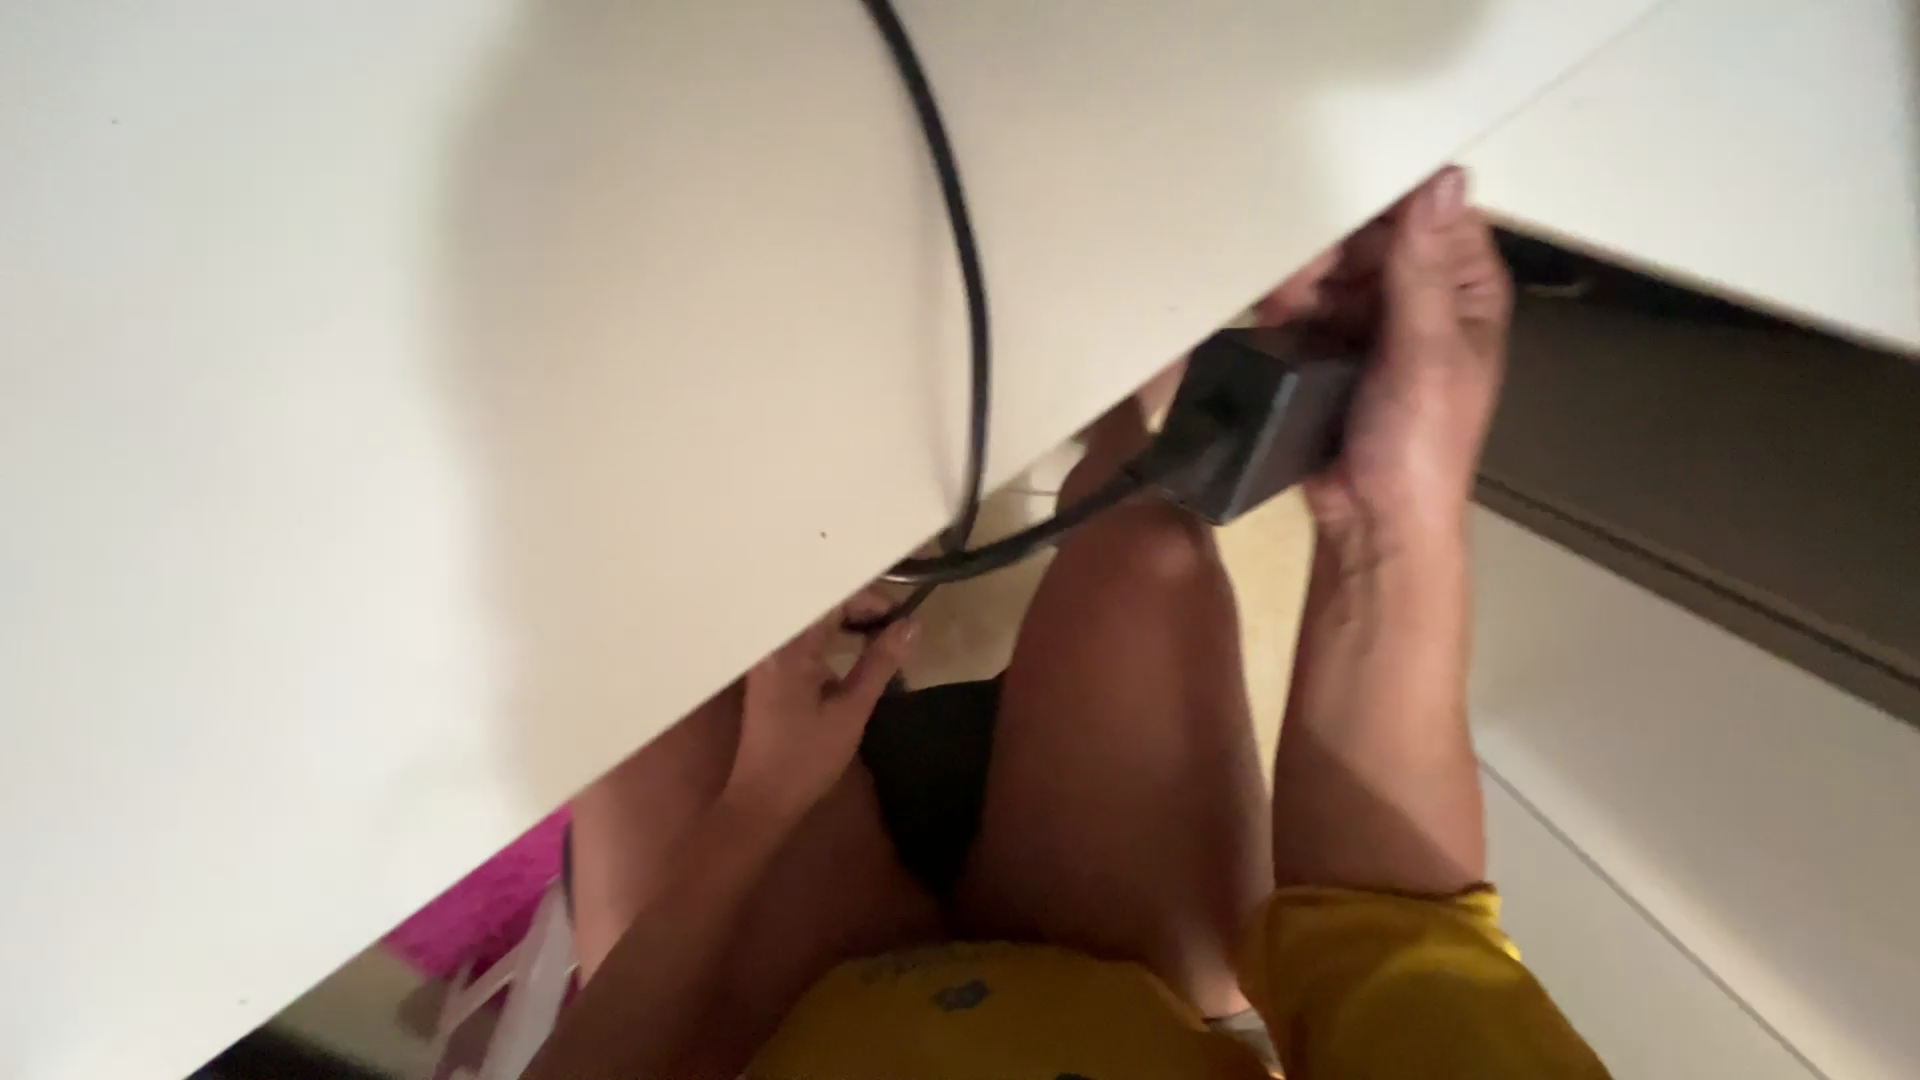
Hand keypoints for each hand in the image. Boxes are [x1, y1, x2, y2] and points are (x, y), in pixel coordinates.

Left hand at [725, 591, 917, 818]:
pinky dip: (833, 636)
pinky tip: (856, 649)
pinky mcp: (772, 669)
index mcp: (790, 647)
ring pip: (814, 619)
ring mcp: (770, 655)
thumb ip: (880, 663)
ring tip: (883, 631)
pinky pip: (805, 636)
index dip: (869, 599)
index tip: (900, 615)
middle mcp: (774, 643)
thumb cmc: (807, 758)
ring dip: (848, 620)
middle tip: (896, 622)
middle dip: (861, 606)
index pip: (831, 599)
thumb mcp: (851, 710)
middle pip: (820, 604)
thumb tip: (912, 625)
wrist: (762, 799)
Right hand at [1258, 167, 1511, 552]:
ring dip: (1301, 284)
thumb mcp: (1426, 352)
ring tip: (1275, 308)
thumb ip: (1425, 269)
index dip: (1387, 204)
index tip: (1334, 206)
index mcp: (1464, 291)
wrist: (1372, 518)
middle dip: (1330, 253)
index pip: (1432, 216)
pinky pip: (1307, 314)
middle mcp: (1420, 301)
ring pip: (1332, 277)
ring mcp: (1371, 329)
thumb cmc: (1417, 442)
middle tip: (1294, 277)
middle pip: (1371, 244)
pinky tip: (1269, 323)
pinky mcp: (1329, 355)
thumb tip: (1444, 177)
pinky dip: (1286, 313)